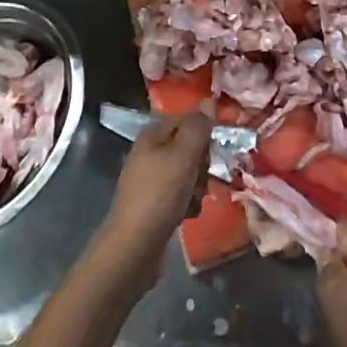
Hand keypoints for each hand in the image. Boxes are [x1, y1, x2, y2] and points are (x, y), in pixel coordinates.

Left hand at [97, 105, 213, 263]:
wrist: (134, 247)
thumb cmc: (160, 194)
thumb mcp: (183, 155)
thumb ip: (198, 127)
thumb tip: (209, 100)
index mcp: (153, 135)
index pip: (187, 119)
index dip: (203, 133)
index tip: (212, 150)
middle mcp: (150, 153)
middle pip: (189, 147)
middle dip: (201, 164)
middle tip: (200, 178)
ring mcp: (152, 179)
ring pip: (188, 173)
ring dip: (198, 186)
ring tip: (193, 200)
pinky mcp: (155, 203)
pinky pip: (181, 194)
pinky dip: (188, 203)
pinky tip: (188, 214)